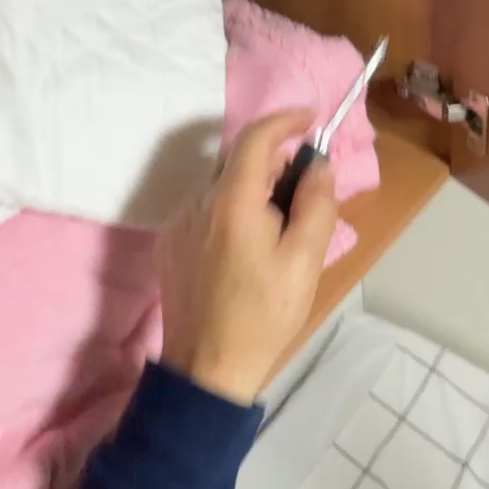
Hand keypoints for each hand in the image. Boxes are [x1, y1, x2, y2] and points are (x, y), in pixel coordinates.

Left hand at [157, 109, 339, 404]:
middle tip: (303, 189)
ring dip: (252, 185)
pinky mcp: (170, 243)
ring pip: (220, 182)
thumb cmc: (264, 315)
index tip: (311, 120)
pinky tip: (248, 244)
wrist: (207, 369)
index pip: (255, 136)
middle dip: (273, 159)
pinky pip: (205, 206)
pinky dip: (231, 206)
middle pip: (236, 158)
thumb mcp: (304, 260)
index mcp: (231, 200)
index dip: (285, 119)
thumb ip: (316, 203)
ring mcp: (178, 222)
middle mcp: (197, 201)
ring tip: (279, 225)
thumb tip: (319, 163)